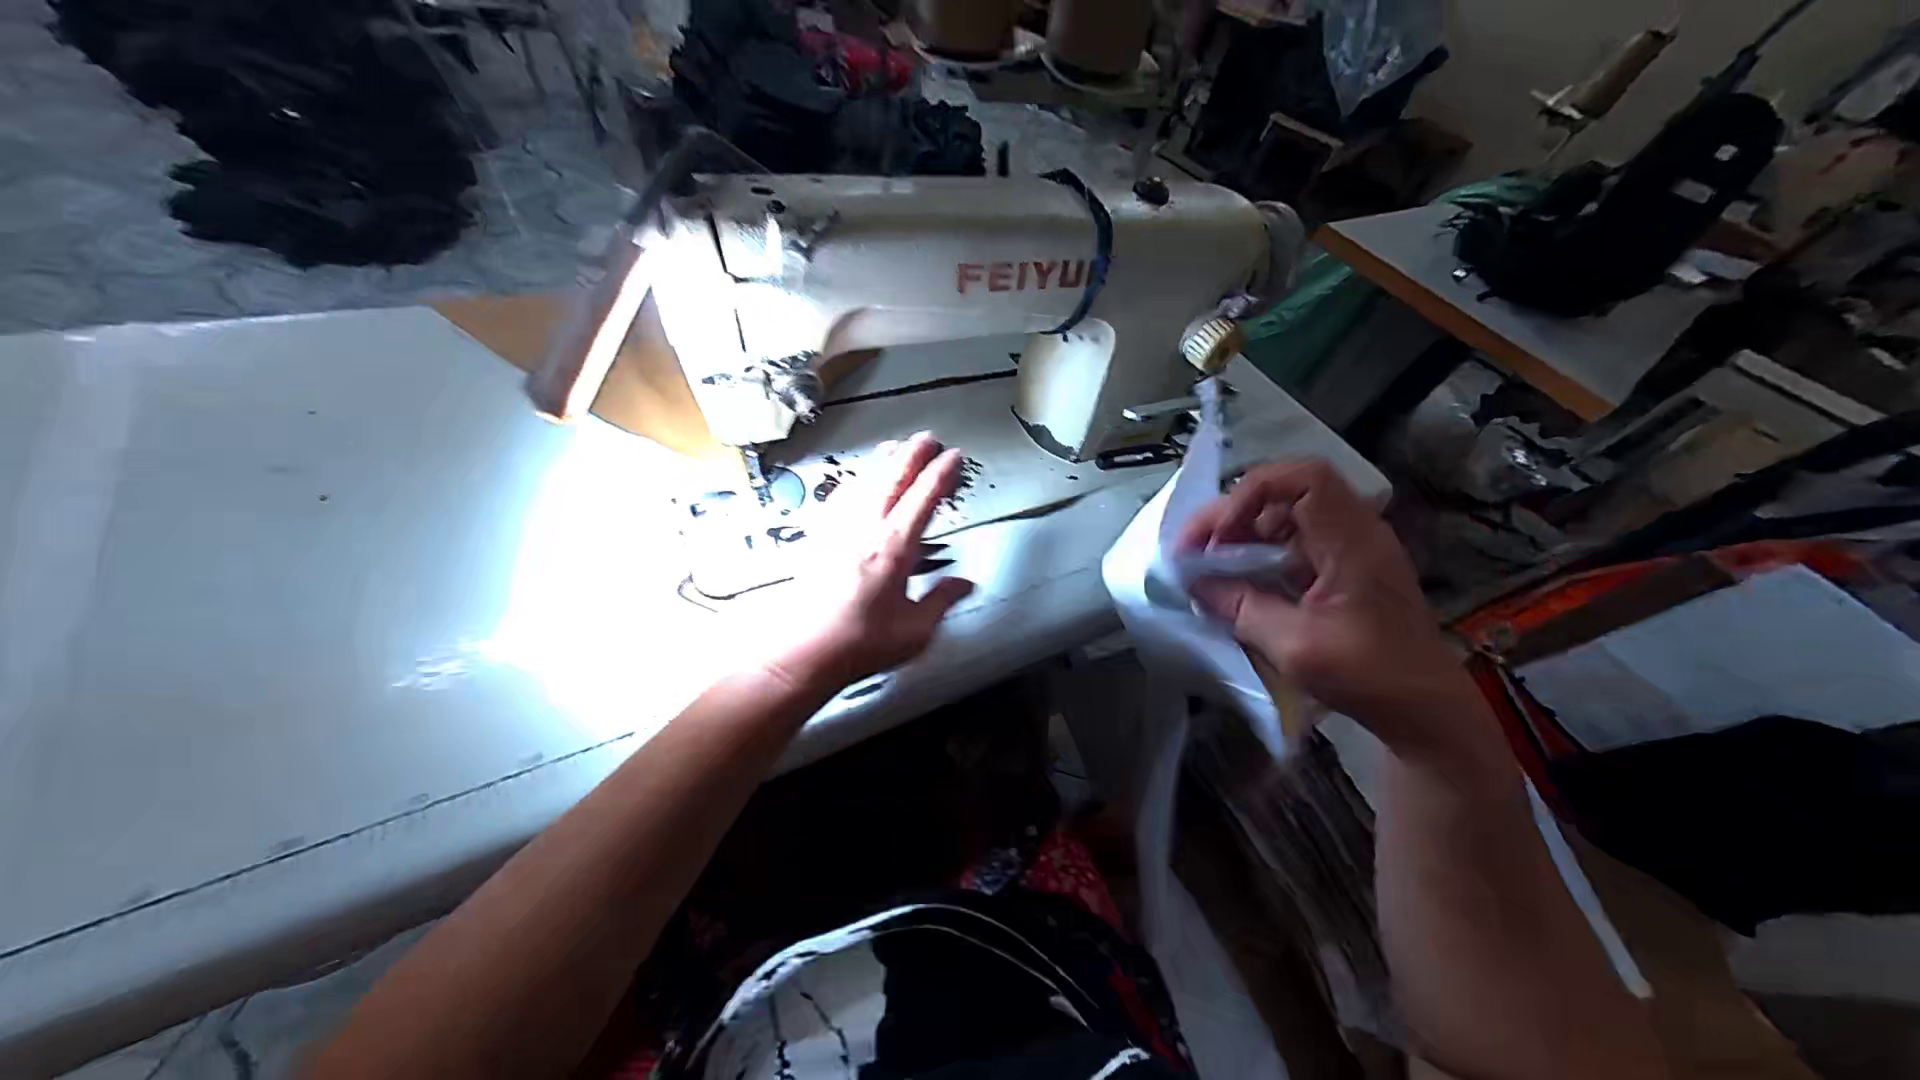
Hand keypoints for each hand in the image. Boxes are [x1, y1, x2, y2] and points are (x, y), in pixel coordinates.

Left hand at [771, 433, 975, 690]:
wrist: (804, 653)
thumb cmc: (856, 644)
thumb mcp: (915, 630)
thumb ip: (942, 600)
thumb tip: (963, 585)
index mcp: (892, 548)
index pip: (923, 497)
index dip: (942, 473)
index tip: (954, 458)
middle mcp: (863, 530)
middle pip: (891, 477)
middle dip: (913, 453)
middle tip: (928, 439)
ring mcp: (837, 531)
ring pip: (863, 481)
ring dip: (883, 461)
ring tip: (896, 447)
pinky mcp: (818, 539)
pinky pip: (840, 496)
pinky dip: (855, 480)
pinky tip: (857, 480)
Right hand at [1178, 460, 1494, 768]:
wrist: (1425, 710)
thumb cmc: (1369, 675)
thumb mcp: (1295, 645)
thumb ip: (1241, 606)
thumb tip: (1195, 582)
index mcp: (1353, 540)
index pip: (1303, 479)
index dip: (1252, 493)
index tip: (1219, 536)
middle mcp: (1353, 532)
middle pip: (1284, 494)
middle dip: (1232, 516)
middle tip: (1193, 551)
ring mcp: (1348, 550)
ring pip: (1283, 518)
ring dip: (1240, 536)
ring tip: (1206, 565)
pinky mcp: (1341, 571)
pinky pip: (1290, 544)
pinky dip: (1256, 555)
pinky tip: (1233, 581)